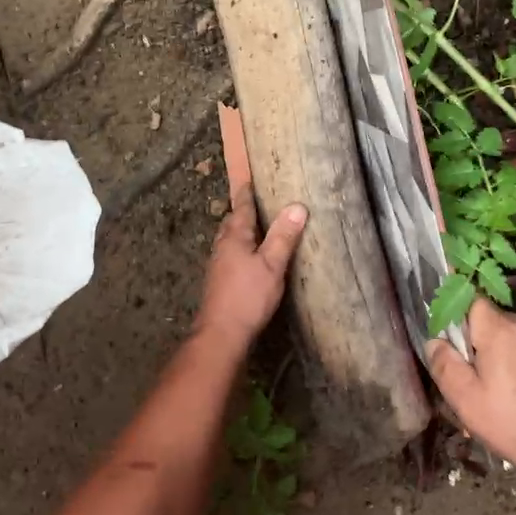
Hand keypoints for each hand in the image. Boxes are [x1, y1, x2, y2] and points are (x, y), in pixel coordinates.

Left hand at [195, 183, 306, 348]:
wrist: (221, 335)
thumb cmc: (247, 297)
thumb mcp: (272, 264)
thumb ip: (283, 236)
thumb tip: (297, 206)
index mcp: (234, 238)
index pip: (242, 209)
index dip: (247, 194)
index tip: (250, 179)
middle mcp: (222, 248)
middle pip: (232, 223)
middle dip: (242, 212)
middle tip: (256, 202)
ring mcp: (218, 267)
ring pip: (229, 241)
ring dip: (240, 232)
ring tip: (257, 229)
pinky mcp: (220, 283)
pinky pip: (230, 256)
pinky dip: (240, 250)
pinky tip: (250, 259)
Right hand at [426, 298, 515, 478]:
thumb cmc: (513, 423)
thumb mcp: (466, 400)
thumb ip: (444, 364)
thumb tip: (434, 340)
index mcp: (499, 329)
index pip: (470, 298)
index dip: (453, 313)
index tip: (445, 340)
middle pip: (486, 319)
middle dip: (470, 341)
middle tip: (465, 378)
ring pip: (502, 333)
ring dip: (490, 353)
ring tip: (489, 391)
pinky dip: (508, 360)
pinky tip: (510, 392)